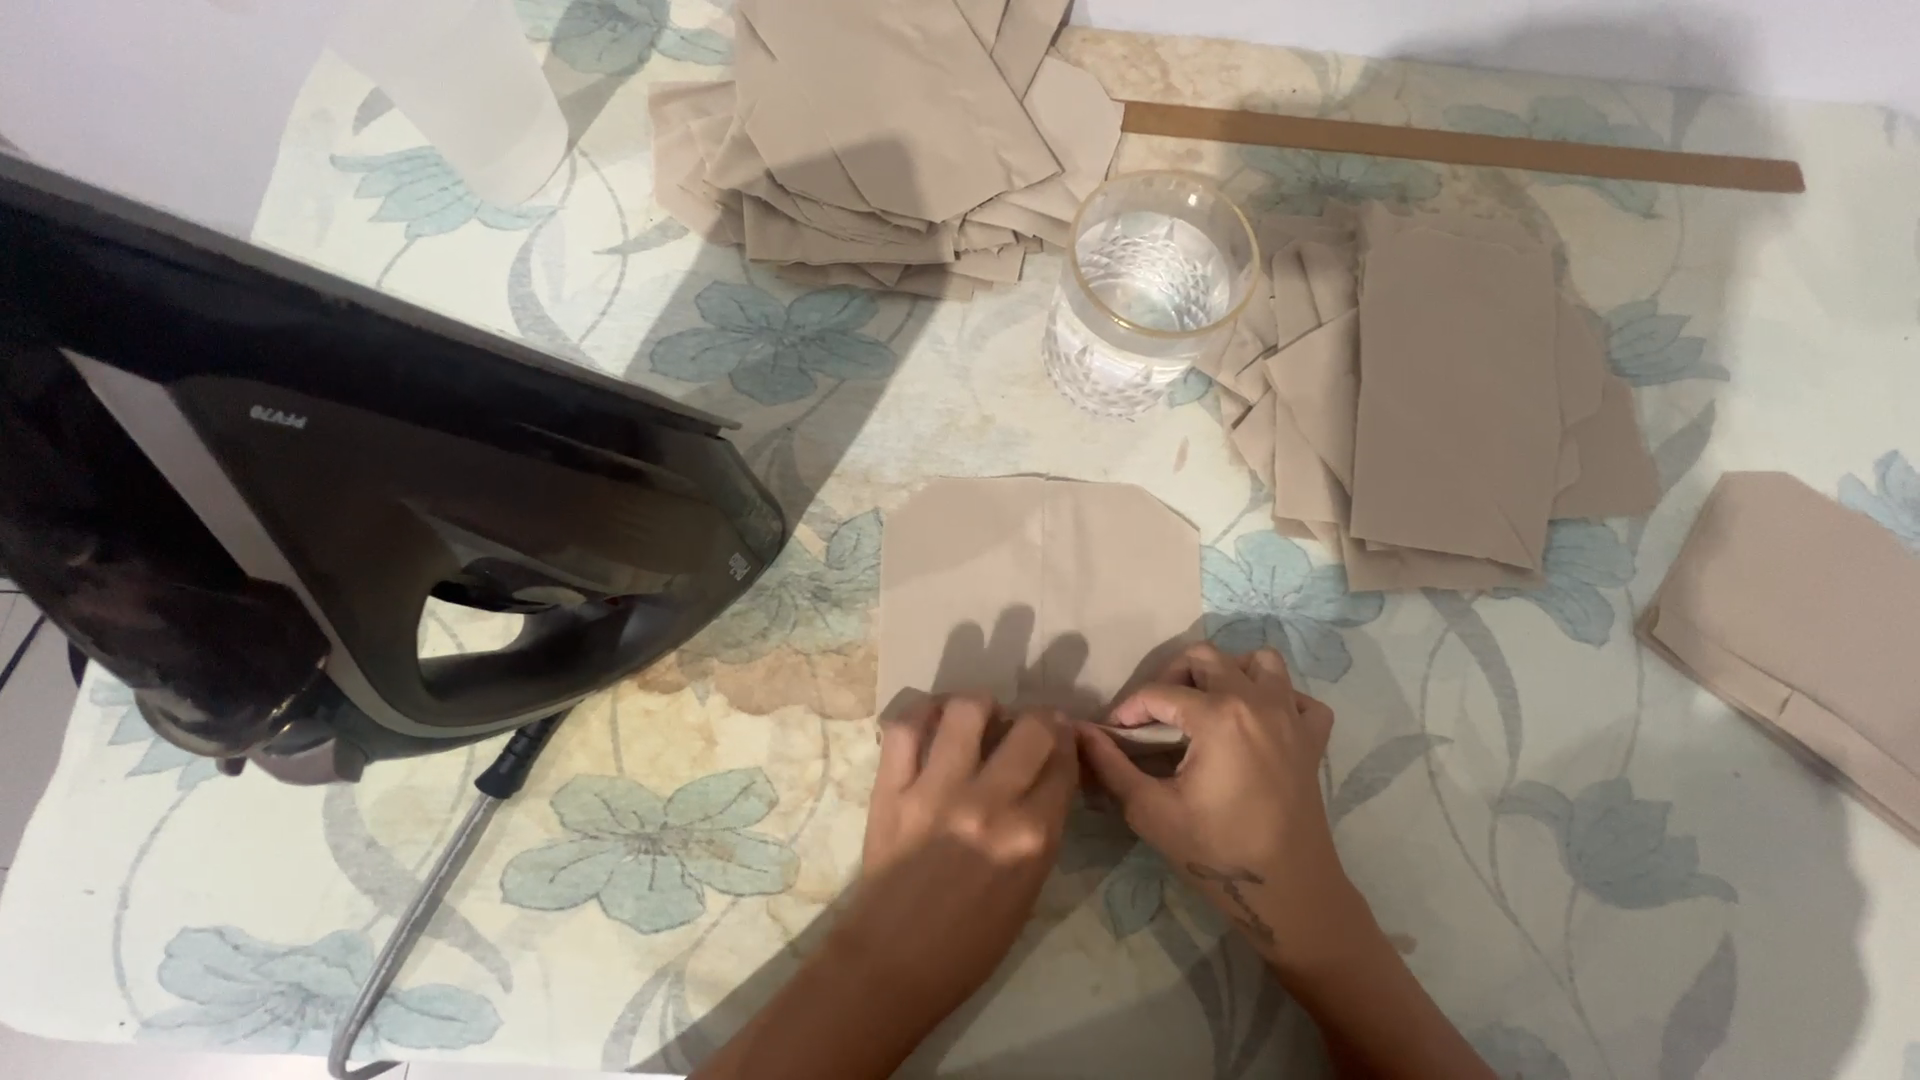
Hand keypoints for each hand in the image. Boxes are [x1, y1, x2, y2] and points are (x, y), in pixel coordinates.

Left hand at [838, 694, 1077, 1021]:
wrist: (893, 963)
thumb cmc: (970, 942)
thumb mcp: (1029, 889)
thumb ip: (1042, 827)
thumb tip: (1048, 775)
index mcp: (1032, 838)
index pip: (1064, 763)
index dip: (1067, 743)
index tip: (1061, 738)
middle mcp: (989, 804)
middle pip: (1031, 728)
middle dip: (1040, 718)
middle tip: (1029, 725)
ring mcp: (936, 791)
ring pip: (967, 710)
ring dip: (982, 705)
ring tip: (980, 716)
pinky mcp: (891, 788)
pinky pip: (904, 727)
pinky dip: (921, 713)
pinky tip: (933, 719)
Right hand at [1077, 643, 1360, 965]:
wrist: (1289, 893)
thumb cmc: (1214, 851)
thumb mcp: (1149, 810)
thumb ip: (1109, 765)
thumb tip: (1079, 733)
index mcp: (1217, 716)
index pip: (1158, 692)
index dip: (1127, 709)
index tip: (1112, 733)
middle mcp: (1257, 702)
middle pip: (1205, 658)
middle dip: (1170, 677)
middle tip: (1154, 714)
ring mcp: (1292, 717)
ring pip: (1261, 662)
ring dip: (1229, 672)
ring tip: (1207, 704)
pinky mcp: (1313, 740)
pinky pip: (1300, 698)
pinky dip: (1278, 699)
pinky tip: (1257, 724)